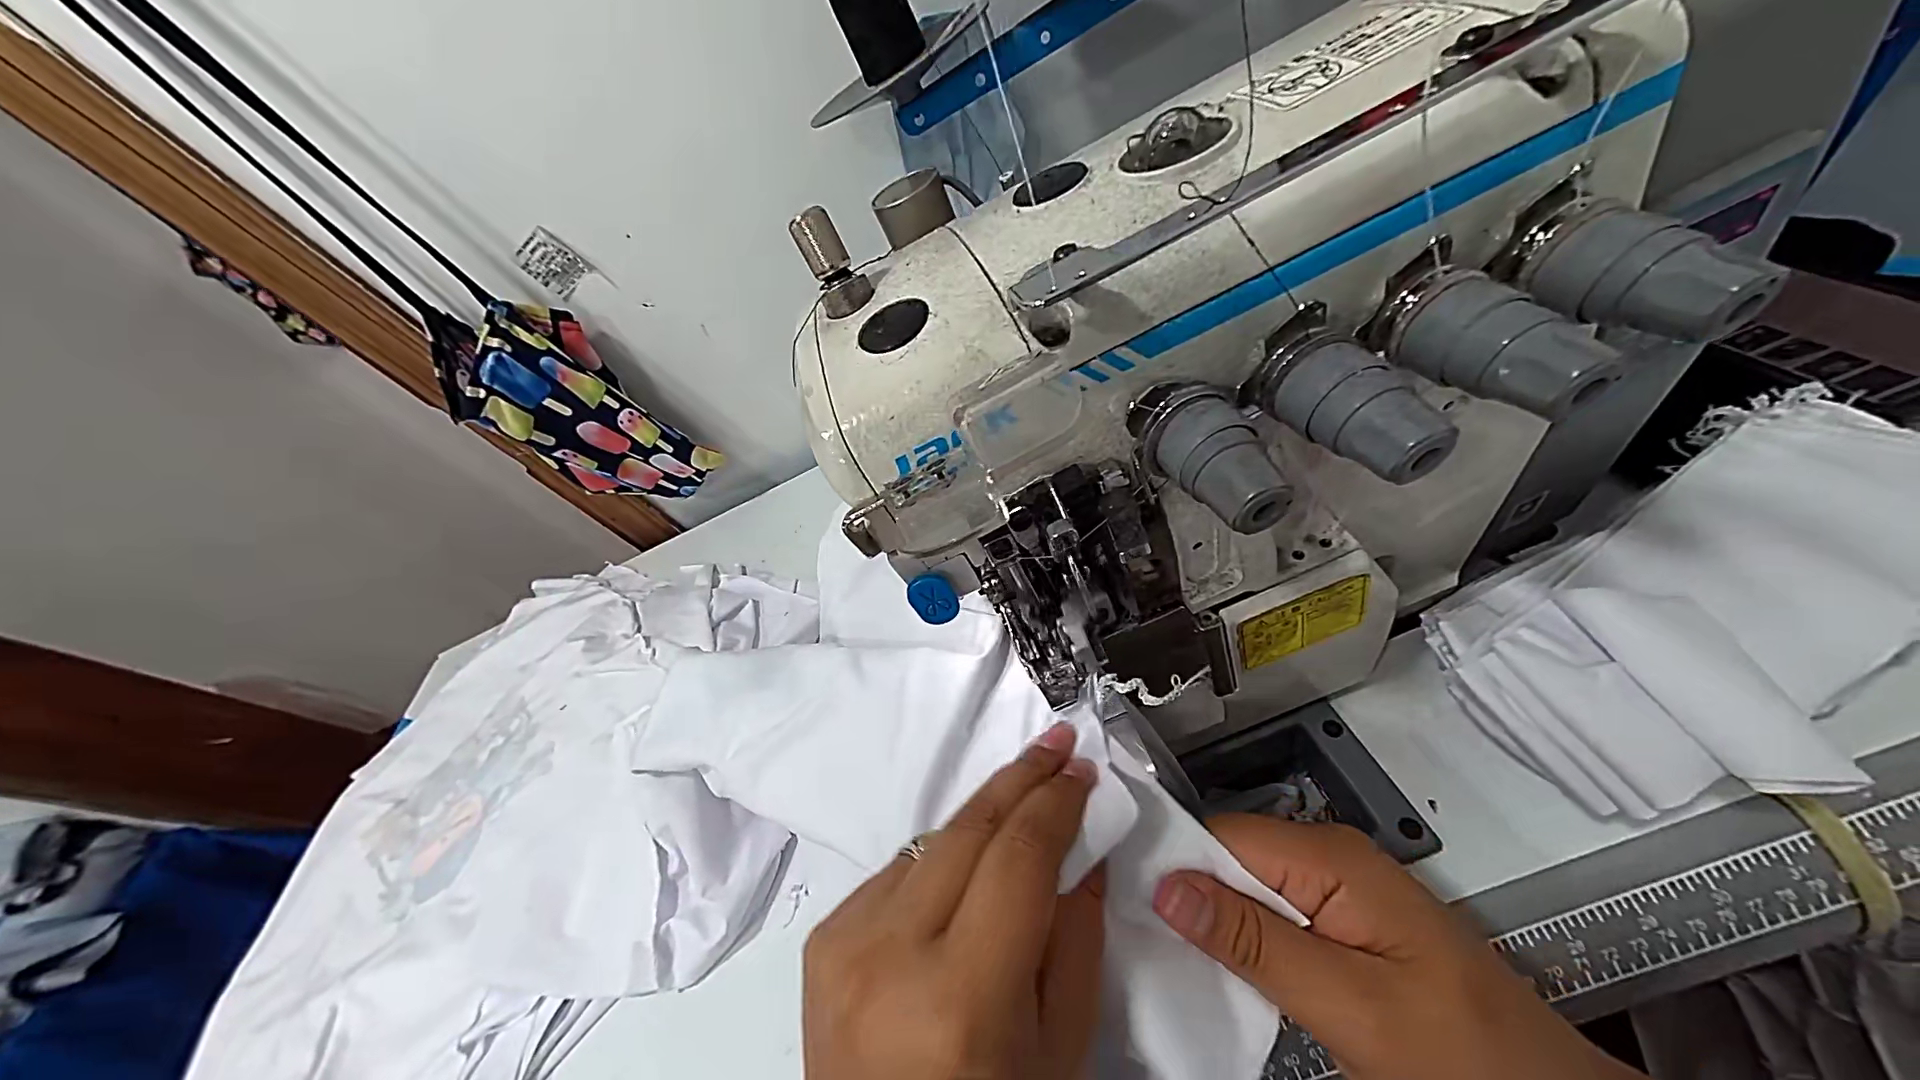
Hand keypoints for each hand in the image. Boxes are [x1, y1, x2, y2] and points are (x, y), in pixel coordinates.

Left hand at [803, 721, 1104, 1079]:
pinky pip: (896, 872)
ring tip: (1024, 790)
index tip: (1081, 769)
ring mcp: (844, 941)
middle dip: (1018, 778)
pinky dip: (940, 858)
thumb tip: (1082, 845)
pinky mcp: (822, 937)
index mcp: (960, 996)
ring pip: (930, 843)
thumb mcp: (1059, 1046)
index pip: (1017, 858)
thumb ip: (1075, 936)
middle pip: (966, 831)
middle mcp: (889, 954)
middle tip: (1057, 744)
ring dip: (982, 815)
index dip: (1055, 802)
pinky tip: (967, 867)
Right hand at [1153, 816, 1644, 1079]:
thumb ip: (1254, 942)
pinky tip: (1221, 963)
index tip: (1132, 901)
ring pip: (1243, 886)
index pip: (1220, 834)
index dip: (1174, 864)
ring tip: (1174, 953)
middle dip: (1189, 893)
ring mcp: (1332, 888)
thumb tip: (1168, 888)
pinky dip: (1240, 937)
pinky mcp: (1336, 919)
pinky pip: (1267, 912)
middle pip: (1228, 855)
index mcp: (1329, 857)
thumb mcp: (1351, 1004)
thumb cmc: (1463, 1054)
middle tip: (1145, 936)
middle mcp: (1327, 856)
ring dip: (1211, 918)